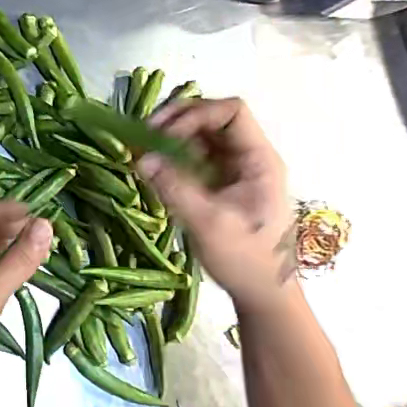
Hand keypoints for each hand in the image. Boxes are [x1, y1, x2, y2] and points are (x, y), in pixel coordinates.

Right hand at [137, 97, 293, 313]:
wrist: (264, 294)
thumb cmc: (246, 260)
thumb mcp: (209, 224)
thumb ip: (175, 188)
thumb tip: (142, 159)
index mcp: (259, 159)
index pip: (232, 112)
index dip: (197, 114)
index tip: (166, 135)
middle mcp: (249, 157)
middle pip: (214, 118)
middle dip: (179, 121)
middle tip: (146, 135)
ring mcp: (236, 171)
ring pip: (203, 137)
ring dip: (173, 138)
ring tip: (145, 149)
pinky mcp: (222, 185)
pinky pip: (197, 159)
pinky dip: (174, 158)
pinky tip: (155, 169)